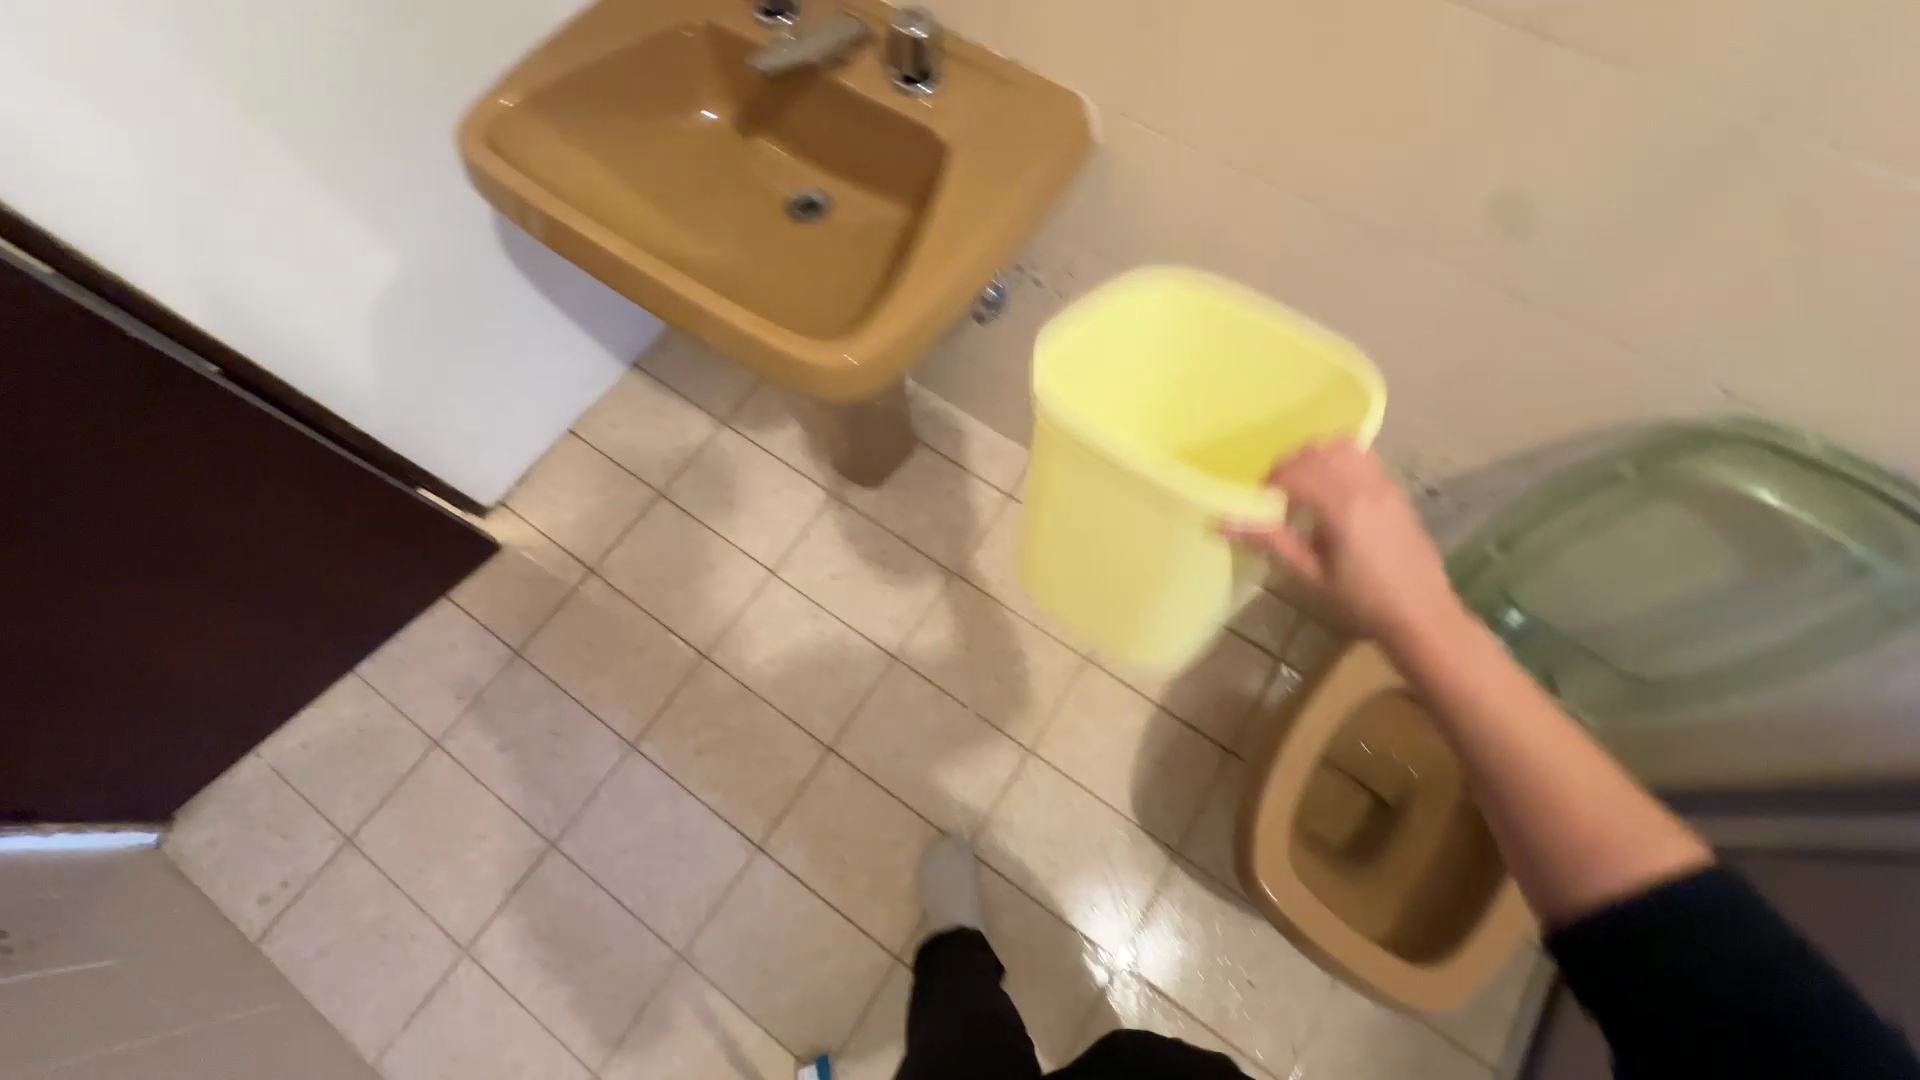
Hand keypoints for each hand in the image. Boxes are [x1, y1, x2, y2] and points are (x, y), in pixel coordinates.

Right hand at [1223, 441, 1462, 644]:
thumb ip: (1269, 541)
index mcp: (1341, 509)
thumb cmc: (1360, 600)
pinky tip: (1332, 488)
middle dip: (1289, 465)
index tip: (1258, 500)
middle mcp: (1365, 487)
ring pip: (1343, 447)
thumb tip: (1221, 524)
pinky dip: (1340, 460)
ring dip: (1316, 457)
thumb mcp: (1309, 575)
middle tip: (1276, 492)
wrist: (1420, 613)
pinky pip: (1364, 457)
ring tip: (1304, 485)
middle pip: (1317, 452)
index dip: (1269, 480)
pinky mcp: (1396, 491)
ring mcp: (1385, 486)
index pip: (1295, 472)